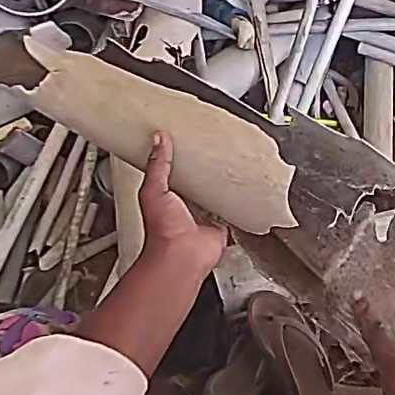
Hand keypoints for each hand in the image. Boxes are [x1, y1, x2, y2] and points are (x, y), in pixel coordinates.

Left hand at [138, 132, 226, 275]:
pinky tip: (240, 192)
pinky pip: (228, 212)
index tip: (182, 142)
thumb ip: (157, 165)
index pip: (170, 173)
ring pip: (212, 197)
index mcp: (165, 197)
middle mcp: (184, 207)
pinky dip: (233, 204)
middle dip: (200, 171)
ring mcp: (202, 217)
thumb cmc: (163, 230)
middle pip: (194, 184)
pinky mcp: (219, 225)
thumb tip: (159, 139)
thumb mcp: (154, 190)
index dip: (176, 159)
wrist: (182, 255)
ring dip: (218, 186)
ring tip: (227, 167)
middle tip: (209, 152)